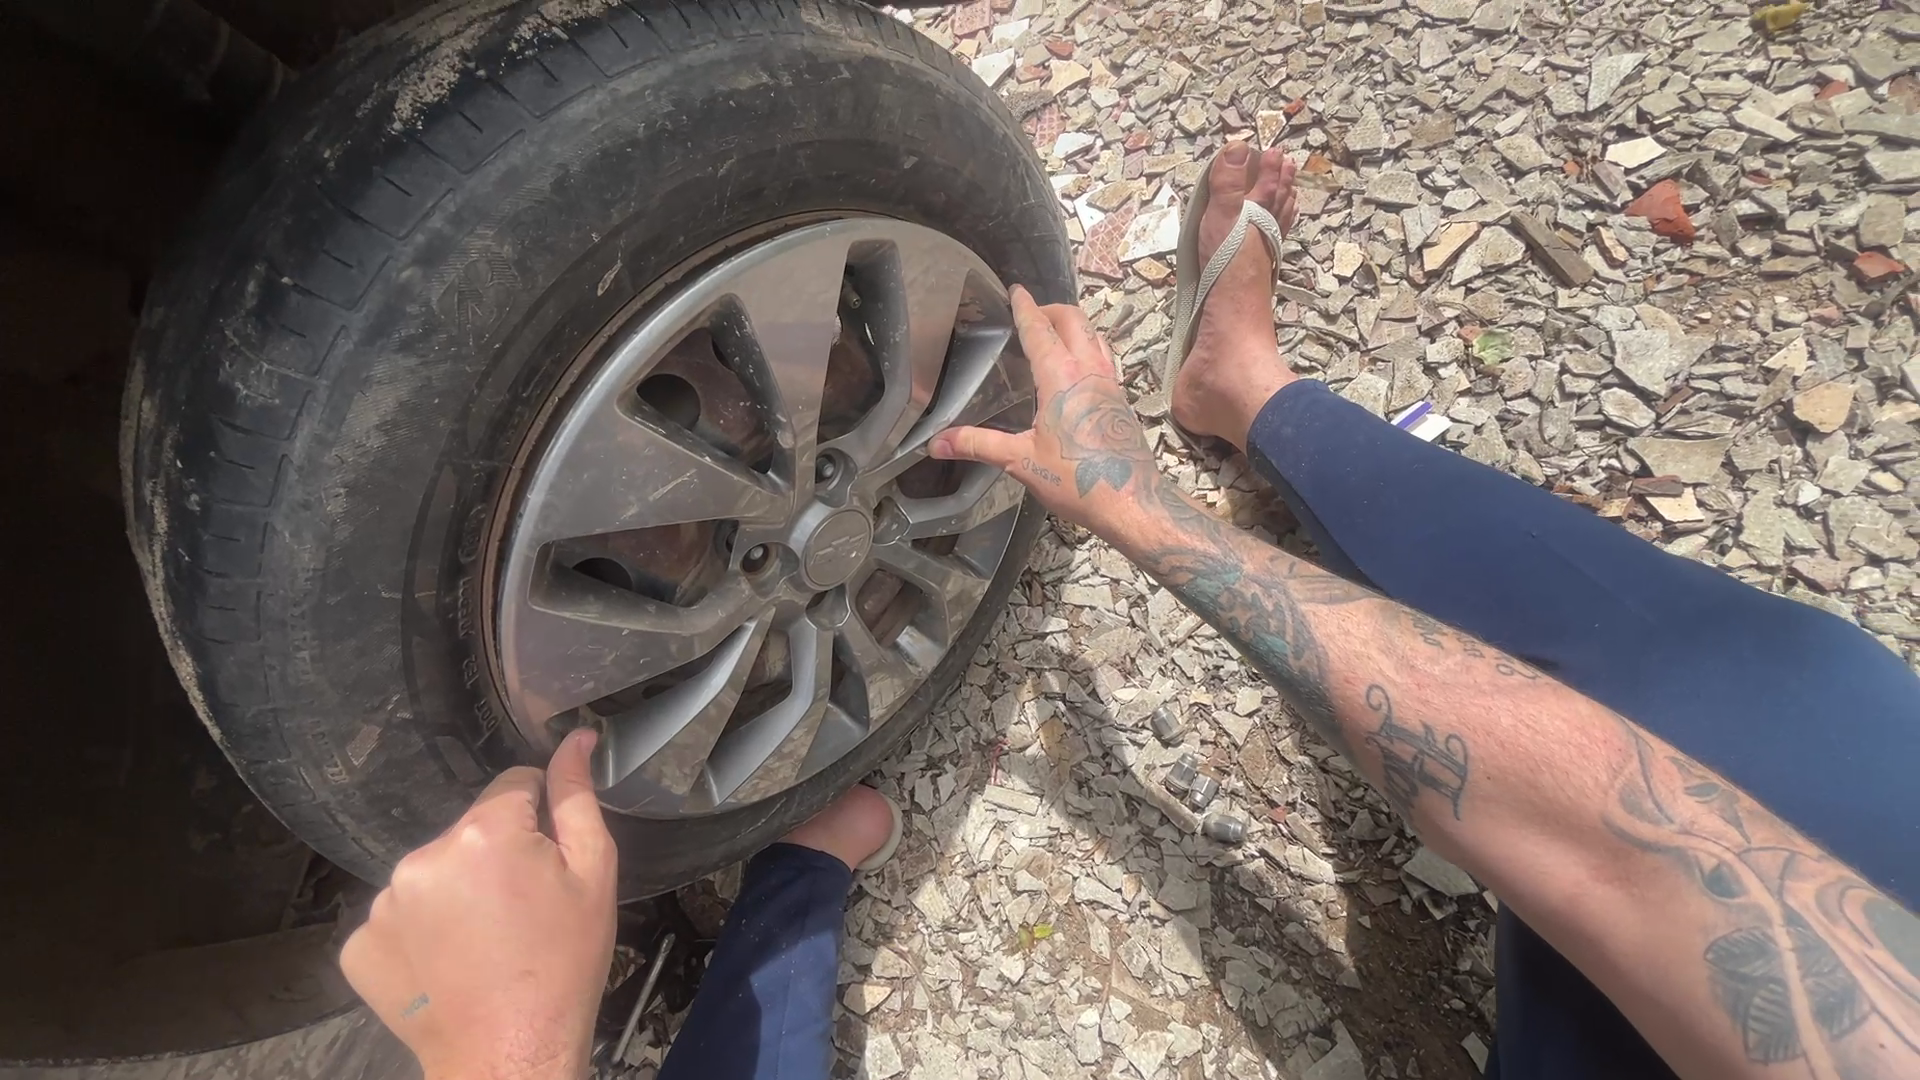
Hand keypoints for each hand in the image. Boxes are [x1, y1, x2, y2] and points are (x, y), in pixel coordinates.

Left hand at [340, 729, 616, 1079]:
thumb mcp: (593, 868)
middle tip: (527, 902)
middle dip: (501, 848)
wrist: (510, 1053)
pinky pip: (404, 908)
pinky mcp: (357, 945)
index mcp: (483, 832)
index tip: (552, 858)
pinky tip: (451, 955)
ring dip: (462, 883)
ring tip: (488, 933)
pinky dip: (427, 921)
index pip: (516, 782)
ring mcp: (381, 904)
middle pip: (473, 826)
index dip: (542, 813)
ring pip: (438, 864)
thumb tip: (577, 736)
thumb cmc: (566, 956)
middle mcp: (421, 856)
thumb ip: (578, 795)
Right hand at [930, 286, 1157, 535]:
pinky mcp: (1120, 400)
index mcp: (1061, 376)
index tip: (1016, 291)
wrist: (1131, 501)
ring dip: (1074, 325)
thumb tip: (937, 443)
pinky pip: (1105, 358)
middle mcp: (1089, 370)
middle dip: (1051, 309)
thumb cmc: (1077, 479)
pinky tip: (1079, 369)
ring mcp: (1110, 383)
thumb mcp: (1020, 461)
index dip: (1024, 307)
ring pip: (1095, 335)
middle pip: (1073, 319)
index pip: (1039, 329)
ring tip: (1054, 332)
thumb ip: (978, 445)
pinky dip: (1089, 347)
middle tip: (1030, 313)